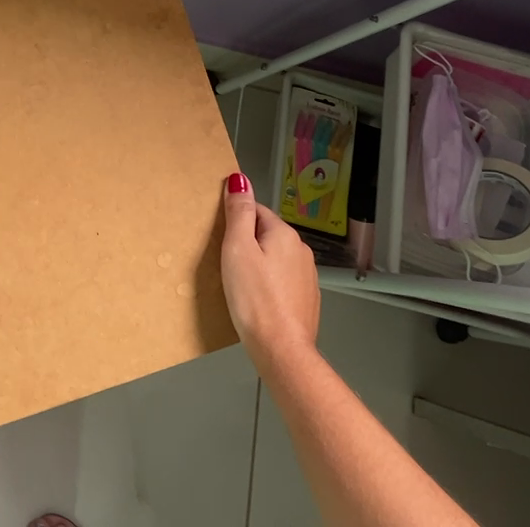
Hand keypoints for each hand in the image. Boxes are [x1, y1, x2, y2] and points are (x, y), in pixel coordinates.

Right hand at [220, 173, 320, 367]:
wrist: (281, 349)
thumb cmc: (255, 300)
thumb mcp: (237, 249)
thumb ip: (238, 212)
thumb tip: (239, 179)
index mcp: (284, 234)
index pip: (255, 211)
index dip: (235, 223)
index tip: (222, 240)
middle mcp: (300, 250)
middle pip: (266, 234)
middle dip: (247, 244)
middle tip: (227, 263)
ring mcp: (307, 276)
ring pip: (275, 258)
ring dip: (258, 264)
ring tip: (240, 285)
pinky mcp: (305, 298)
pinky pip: (282, 280)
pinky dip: (268, 284)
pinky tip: (256, 300)